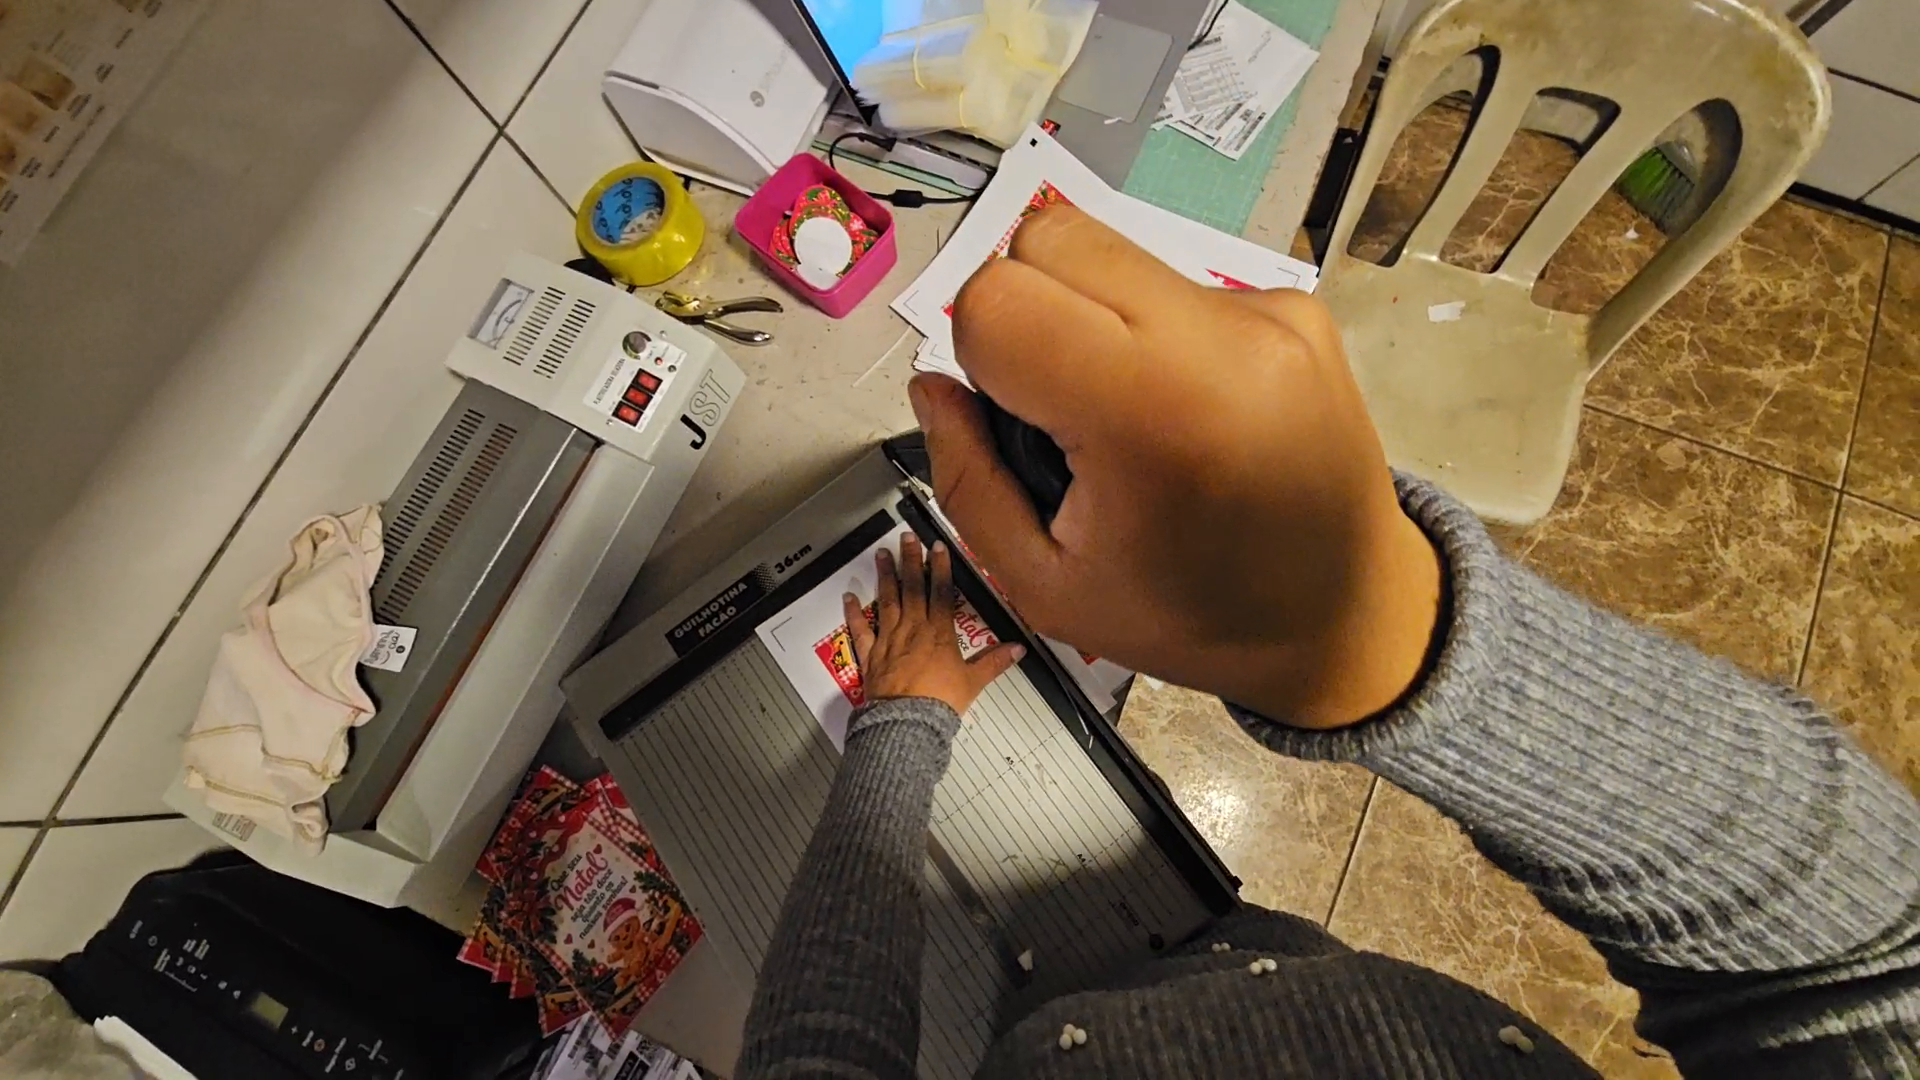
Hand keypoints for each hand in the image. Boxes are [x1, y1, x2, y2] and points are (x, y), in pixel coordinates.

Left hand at [844, 533, 1026, 716]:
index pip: (940, 593)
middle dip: (910, 561)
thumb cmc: (941, 702)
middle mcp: (912, 629)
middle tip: (906, 537)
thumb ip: (995, 662)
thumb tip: (1019, 649)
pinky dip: (854, 613)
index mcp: (939, 633)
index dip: (940, 568)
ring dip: (884, 576)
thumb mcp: (973, 681)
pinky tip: (849, 596)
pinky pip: (861, 630)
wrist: (907, 724)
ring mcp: (889, 640)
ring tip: (881, 554)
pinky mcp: (871, 655)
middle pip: (911, 589)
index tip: (937, 547)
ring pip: (886, 601)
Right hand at [909, 205, 1441, 728]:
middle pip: (1047, 238)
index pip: (998, 297)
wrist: (1344, 618)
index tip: (1017, 425)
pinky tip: (1174, 406)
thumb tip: (933, 386)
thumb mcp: (1047, 586)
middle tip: (1053, 408)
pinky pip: (1165, 279)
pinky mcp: (1292, 305)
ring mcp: (1266, 308)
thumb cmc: (1192, 620)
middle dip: (1018, 313)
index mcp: (1151, 411)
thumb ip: (967, 480)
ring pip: (1104, 245)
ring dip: (1075, 314)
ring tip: (1115, 410)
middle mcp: (1218, 333)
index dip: (979, 359)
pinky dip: (1138, 328)